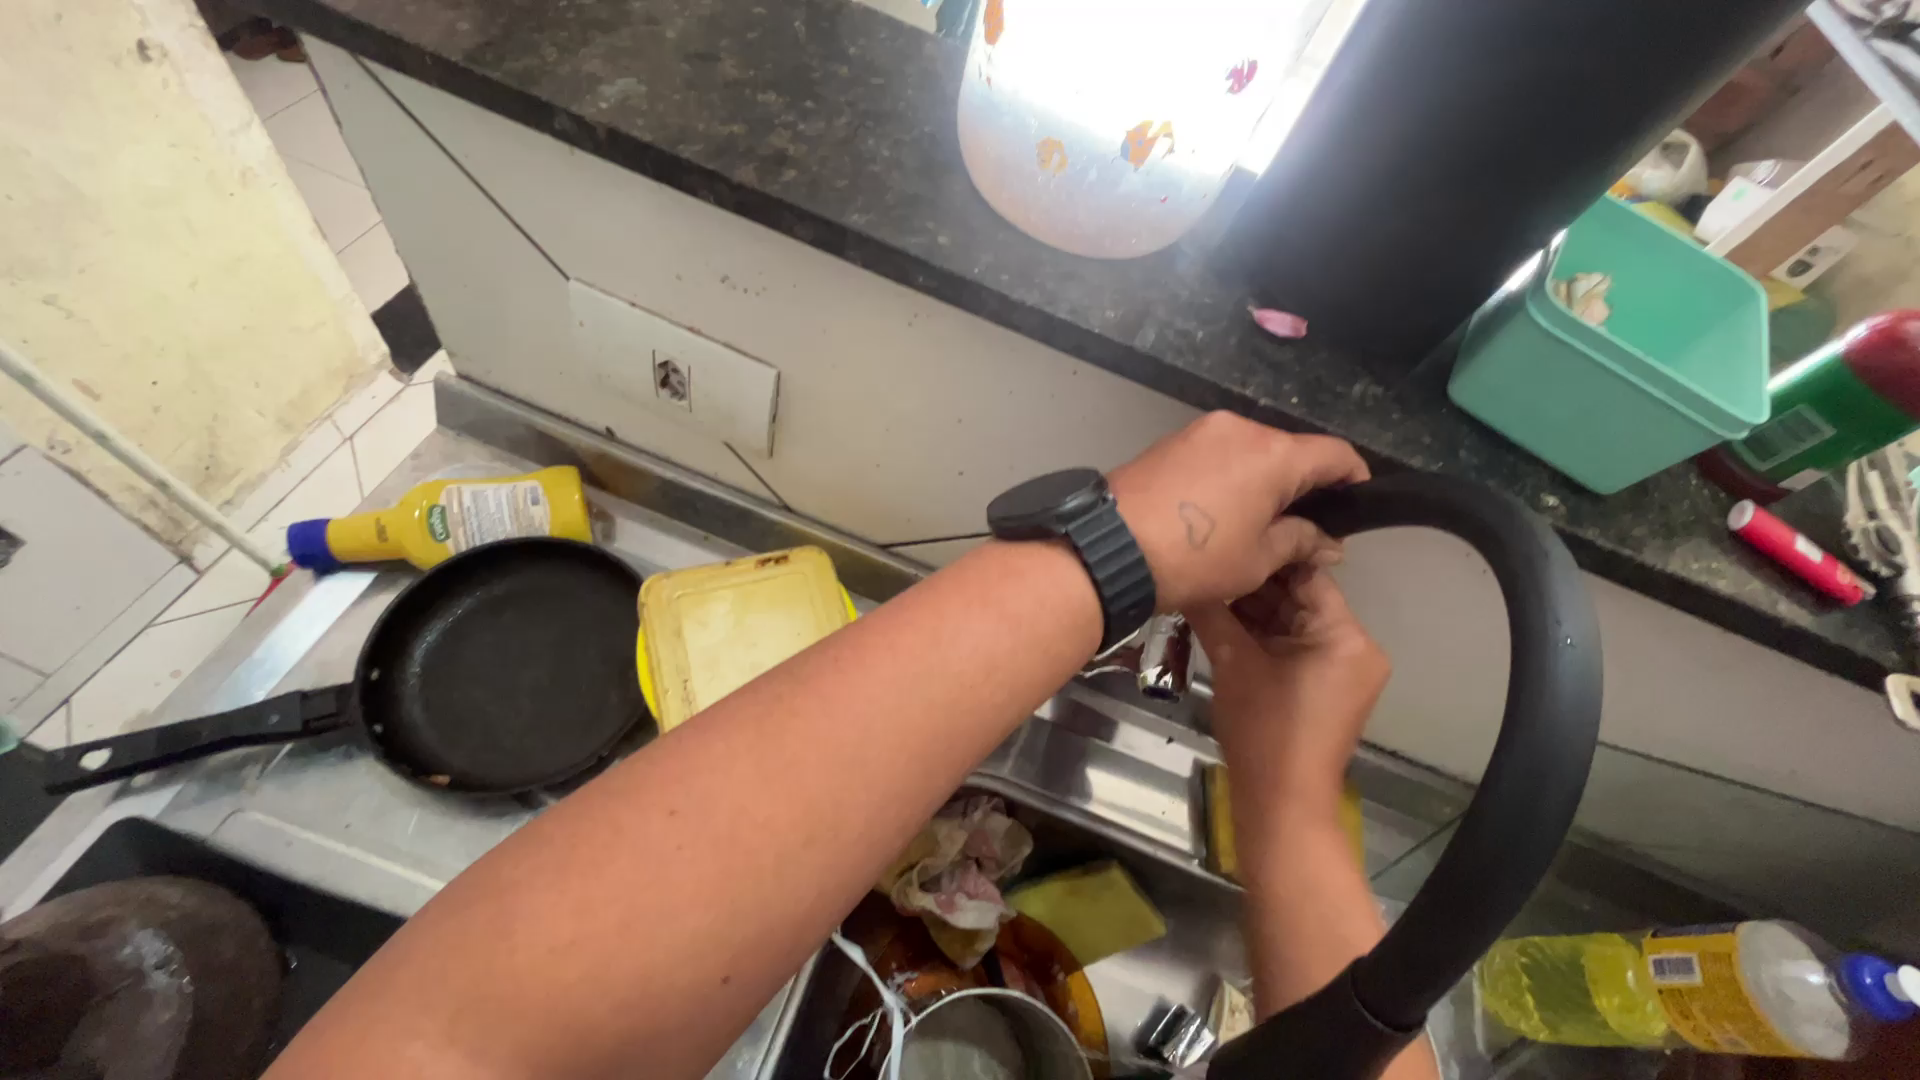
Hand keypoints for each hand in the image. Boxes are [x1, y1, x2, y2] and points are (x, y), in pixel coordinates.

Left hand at [1107, 412, 1367, 610]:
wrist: (1108, 550)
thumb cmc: (1193, 560)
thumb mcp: (1257, 560)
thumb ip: (1300, 541)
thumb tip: (1327, 540)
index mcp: (1272, 453)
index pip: (1334, 454)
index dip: (1353, 480)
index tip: (1353, 506)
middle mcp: (1239, 428)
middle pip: (1288, 451)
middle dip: (1301, 484)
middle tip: (1299, 526)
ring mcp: (1199, 431)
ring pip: (1249, 451)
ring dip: (1260, 480)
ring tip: (1254, 522)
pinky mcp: (1170, 441)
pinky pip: (1215, 453)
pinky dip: (1227, 476)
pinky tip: (1217, 510)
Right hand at [1187, 568, 1387, 821]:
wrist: (1282, 800)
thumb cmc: (1264, 728)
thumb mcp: (1234, 663)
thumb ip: (1213, 613)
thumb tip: (1187, 578)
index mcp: (1347, 637)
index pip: (1306, 577)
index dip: (1264, 560)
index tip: (1225, 546)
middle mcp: (1356, 647)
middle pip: (1299, 600)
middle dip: (1253, 590)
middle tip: (1208, 572)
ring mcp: (1343, 669)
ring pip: (1293, 624)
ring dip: (1254, 614)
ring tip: (1209, 594)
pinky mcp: (1327, 686)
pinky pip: (1293, 647)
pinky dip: (1263, 638)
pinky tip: (1224, 623)